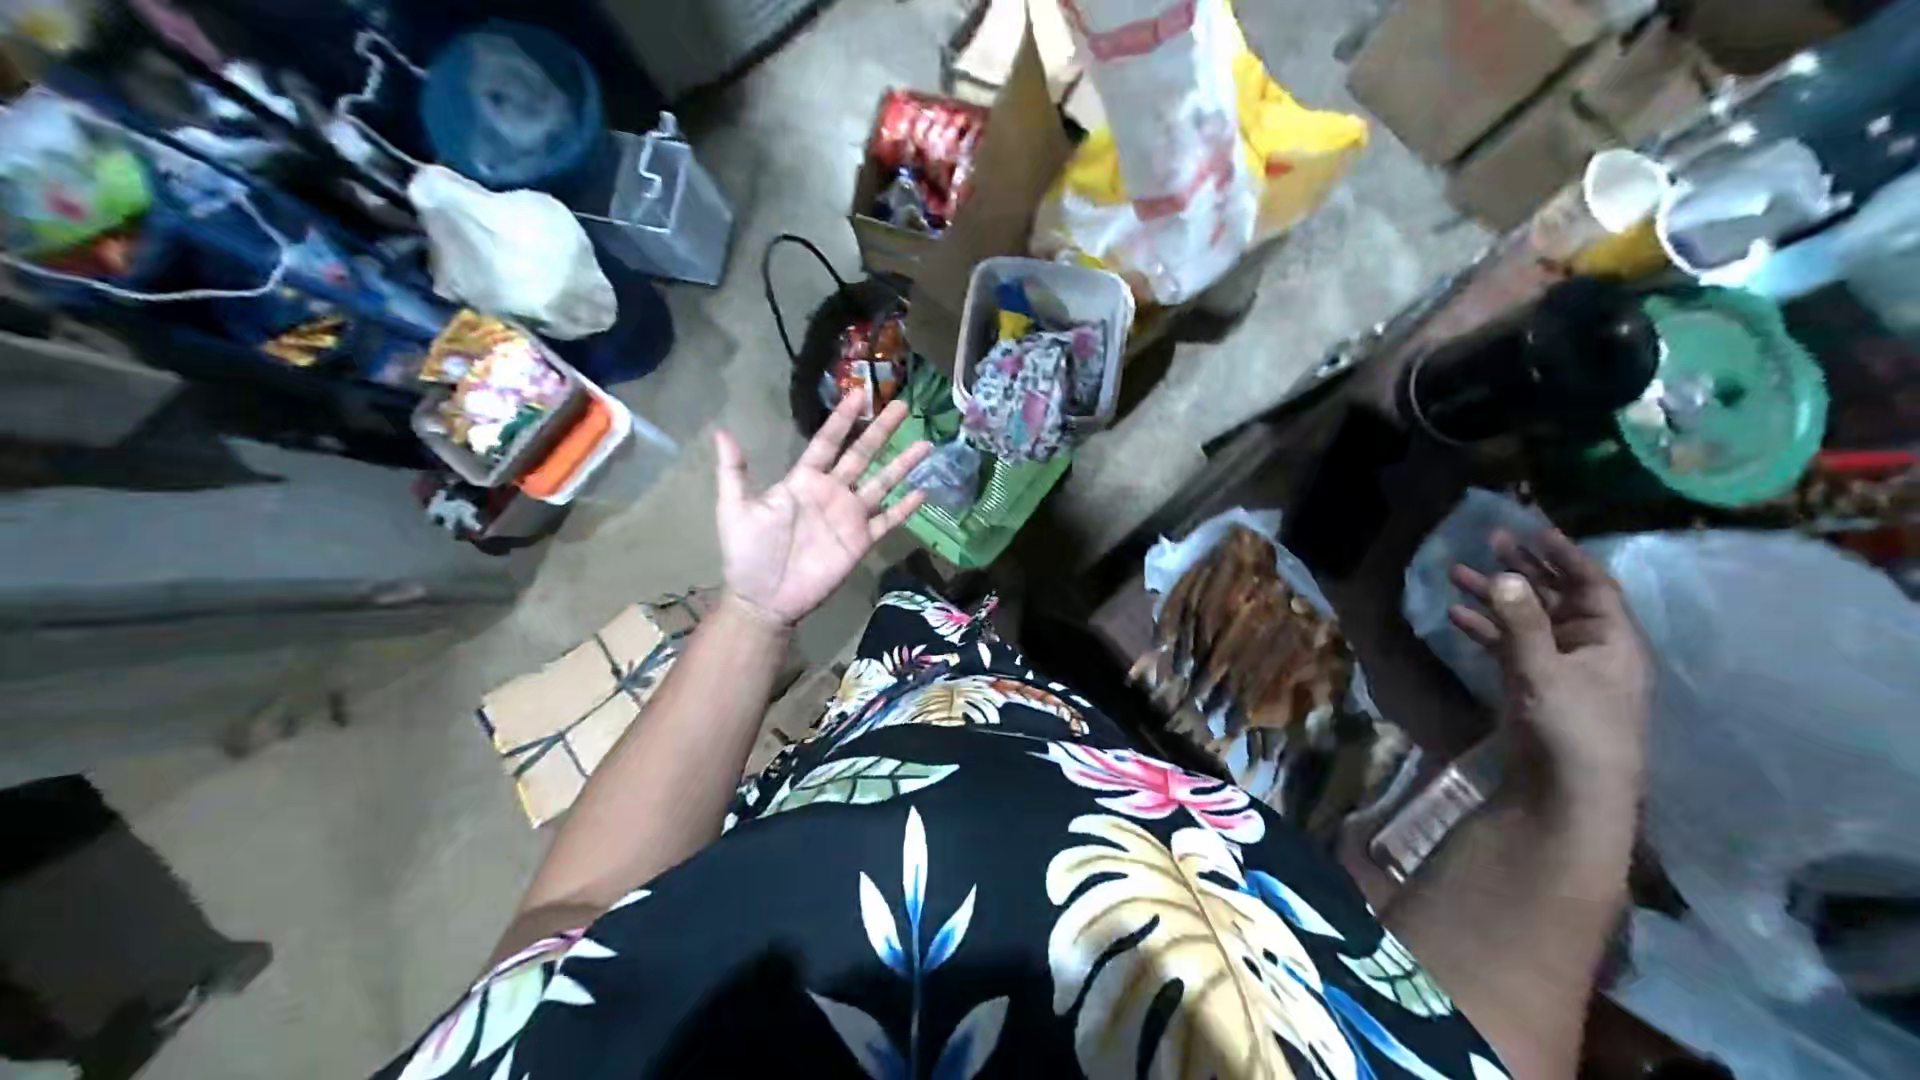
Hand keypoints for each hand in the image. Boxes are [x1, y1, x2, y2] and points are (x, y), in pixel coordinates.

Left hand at [713, 390, 931, 626]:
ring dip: (902, 464)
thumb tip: (721, 431)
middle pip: (862, 455)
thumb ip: (734, 471)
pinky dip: (905, 508)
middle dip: (881, 431)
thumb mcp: (734, 509)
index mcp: (803, 480)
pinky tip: (923, 492)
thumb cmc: (747, 553)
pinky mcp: (860, 541)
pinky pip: (887, 521)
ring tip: (926, 444)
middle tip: (901, 406)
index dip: (842, 419)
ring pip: (882, 483)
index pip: (827, 442)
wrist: (763, 599)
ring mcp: (849, 517)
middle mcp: (831, 492)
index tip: (858, 394)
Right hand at [1448, 528, 1651, 807]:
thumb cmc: (1573, 726)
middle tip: (1490, 540)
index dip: (1564, 554)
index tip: (1534, 528)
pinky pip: (1506, 645)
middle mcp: (1587, 646)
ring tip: (1456, 572)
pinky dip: (1483, 629)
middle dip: (1524, 568)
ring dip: (1493, 596)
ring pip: (1524, 619)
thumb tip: (1506, 576)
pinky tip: (1455, 616)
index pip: (1591, 584)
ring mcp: (1558, 665)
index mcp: (1610, 640)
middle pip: (1555, 596)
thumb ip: (1522, 624)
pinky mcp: (1531, 683)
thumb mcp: (1545, 671)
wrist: (1568, 788)